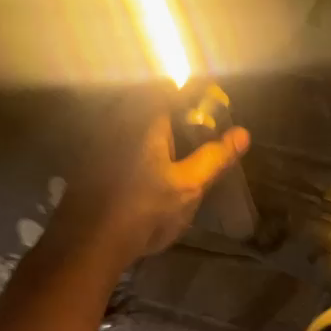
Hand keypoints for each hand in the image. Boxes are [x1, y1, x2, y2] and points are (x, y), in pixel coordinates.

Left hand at [57, 111, 249, 270]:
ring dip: (156, 127)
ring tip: (177, 152)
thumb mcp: (188, 187)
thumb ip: (215, 157)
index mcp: (144, 119)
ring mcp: (98, 137)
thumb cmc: (143, 212)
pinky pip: (118, 137)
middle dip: (177, 110)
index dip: (197, 94)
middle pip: (150, 100)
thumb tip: (243, 133)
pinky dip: (137, 143)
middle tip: (200, 134)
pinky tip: (148, 169)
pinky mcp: (88, 158)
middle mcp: (117, 118)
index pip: (172, 87)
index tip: (216, 110)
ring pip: (132, 118)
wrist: (87, 243)